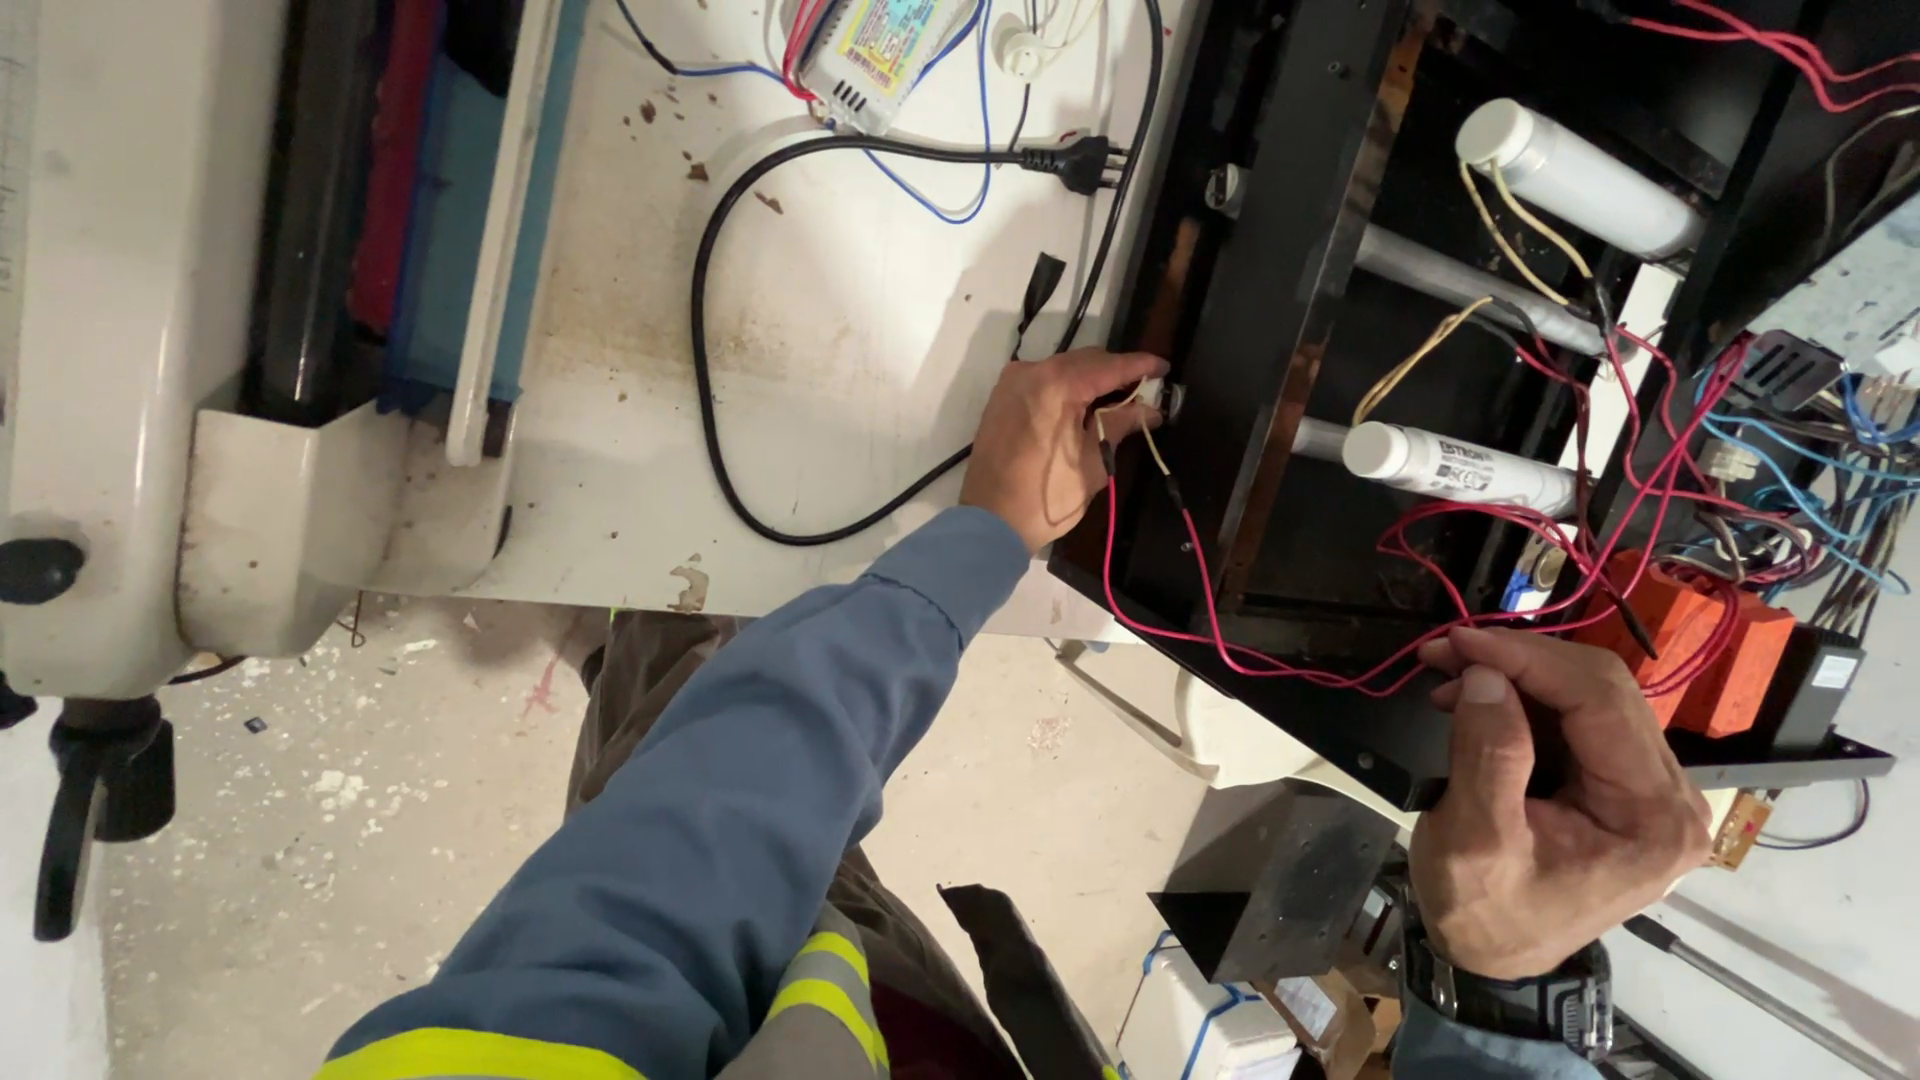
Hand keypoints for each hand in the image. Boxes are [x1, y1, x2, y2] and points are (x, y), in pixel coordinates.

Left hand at [961, 348, 1167, 553]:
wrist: (991, 520)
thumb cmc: (1047, 496)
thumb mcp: (1093, 461)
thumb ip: (1119, 424)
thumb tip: (1149, 409)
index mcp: (1056, 384)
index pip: (1108, 366)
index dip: (1139, 366)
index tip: (1163, 368)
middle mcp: (1030, 373)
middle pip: (1084, 361)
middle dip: (1115, 372)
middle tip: (1143, 389)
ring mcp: (1010, 384)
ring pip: (1061, 369)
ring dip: (1089, 379)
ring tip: (1116, 398)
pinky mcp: (1000, 399)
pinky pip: (1040, 381)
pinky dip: (1064, 387)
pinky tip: (1082, 404)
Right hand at [1409, 626, 1710, 979]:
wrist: (1491, 954)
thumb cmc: (1484, 908)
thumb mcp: (1477, 837)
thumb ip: (1489, 753)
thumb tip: (1485, 675)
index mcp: (1649, 814)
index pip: (1599, 700)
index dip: (1526, 657)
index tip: (1455, 641)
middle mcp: (1666, 793)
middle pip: (1600, 687)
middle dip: (1516, 657)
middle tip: (1441, 653)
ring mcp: (1640, 787)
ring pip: (1583, 692)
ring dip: (1511, 672)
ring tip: (1445, 677)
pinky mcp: (1609, 783)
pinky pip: (1568, 716)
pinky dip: (1515, 695)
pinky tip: (1470, 700)